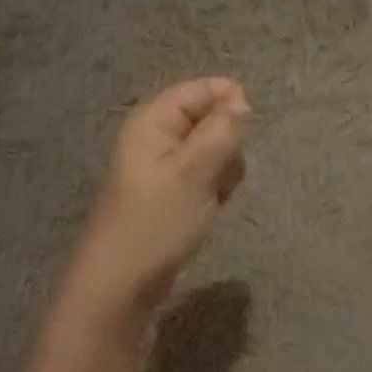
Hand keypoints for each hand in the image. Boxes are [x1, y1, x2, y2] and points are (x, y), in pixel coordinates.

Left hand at [67, 78, 249, 315]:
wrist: (121, 282)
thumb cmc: (158, 222)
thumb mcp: (196, 172)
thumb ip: (222, 131)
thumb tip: (240, 101)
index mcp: (152, 122)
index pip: (197, 90)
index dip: (228, 100)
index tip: (250, 128)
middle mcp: (153, 139)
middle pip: (206, 119)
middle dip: (227, 141)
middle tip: (226, 170)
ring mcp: (159, 169)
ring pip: (209, 151)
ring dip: (223, 169)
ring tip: (217, 194)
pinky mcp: (167, 195)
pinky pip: (202, 177)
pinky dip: (213, 188)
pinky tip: (211, 208)